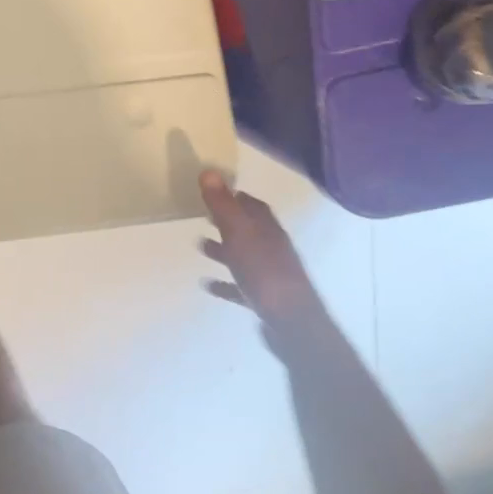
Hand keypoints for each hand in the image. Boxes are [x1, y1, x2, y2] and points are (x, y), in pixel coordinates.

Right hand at [199, 171, 327, 343]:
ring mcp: (270, 274)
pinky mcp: (265, 299)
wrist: (292, 322)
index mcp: (268, 229)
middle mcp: (272, 248)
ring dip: (223, 250)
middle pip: (248, 229)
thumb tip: (208, 170)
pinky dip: (225, 283)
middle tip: (203, 217)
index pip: (252, 205)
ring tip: (200, 247)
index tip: (213, 192)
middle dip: (227, 222)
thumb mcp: (239, 233)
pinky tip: (209, 285)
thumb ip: (223, 204)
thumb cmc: (264, 272)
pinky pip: (241, 286)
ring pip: (244, 256)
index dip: (234, 197)